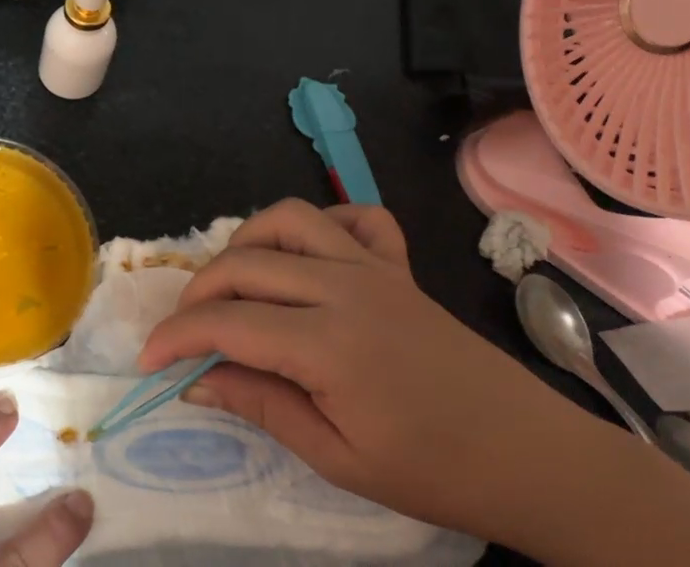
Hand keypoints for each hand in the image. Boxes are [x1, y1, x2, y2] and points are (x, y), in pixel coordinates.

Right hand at [139, 198, 589, 541]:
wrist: (539, 462)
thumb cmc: (436, 472)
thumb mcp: (338, 458)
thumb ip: (260, 405)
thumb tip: (193, 380)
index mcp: (327, 342)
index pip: (225, 322)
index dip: (176, 338)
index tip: (150, 361)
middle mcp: (343, 288)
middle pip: (241, 264)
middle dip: (196, 295)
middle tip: (187, 336)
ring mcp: (374, 269)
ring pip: (285, 221)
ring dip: (244, 246)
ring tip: (236, 288)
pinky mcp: (399, 268)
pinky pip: (353, 218)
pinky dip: (320, 225)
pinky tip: (308, 258)